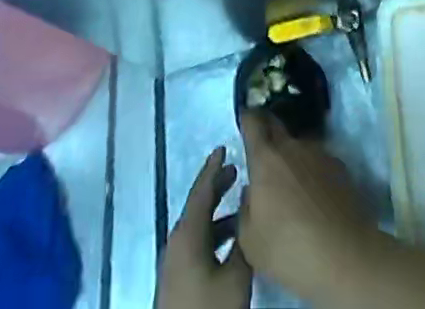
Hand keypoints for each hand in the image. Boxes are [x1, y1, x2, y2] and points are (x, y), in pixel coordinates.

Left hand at [157, 146, 251, 308]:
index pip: (201, 191)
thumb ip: (242, 244)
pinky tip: (231, 239)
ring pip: (198, 224)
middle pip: (197, 204)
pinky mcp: (178, 278)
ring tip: (241, 205)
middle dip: (216, 186)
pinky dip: (213, 231)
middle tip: (236, 170)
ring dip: (218, 212)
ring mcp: (175, 261)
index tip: (224, 146)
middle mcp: (177, 241)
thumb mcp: (235, 276)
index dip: (213, 168)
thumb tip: (248, 220)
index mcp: (187, 233)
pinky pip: (196, 241)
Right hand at [235, 111, 379, 299]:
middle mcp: (293, 147)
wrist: (345, 257)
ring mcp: (320, 154)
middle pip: (276, 126)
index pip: (253, 122)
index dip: (247, 118)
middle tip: (261, 148)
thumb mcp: (249, 239)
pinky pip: (319, 162)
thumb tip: (251, 191)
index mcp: (265, 158)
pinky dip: (312, 171)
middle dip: (267, 130)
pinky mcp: (341, 168)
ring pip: (299, 146)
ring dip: (291, 155)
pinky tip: (314, 195)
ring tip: (291, 182)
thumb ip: (245, 208)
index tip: (244, 120)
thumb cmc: (288, 249)